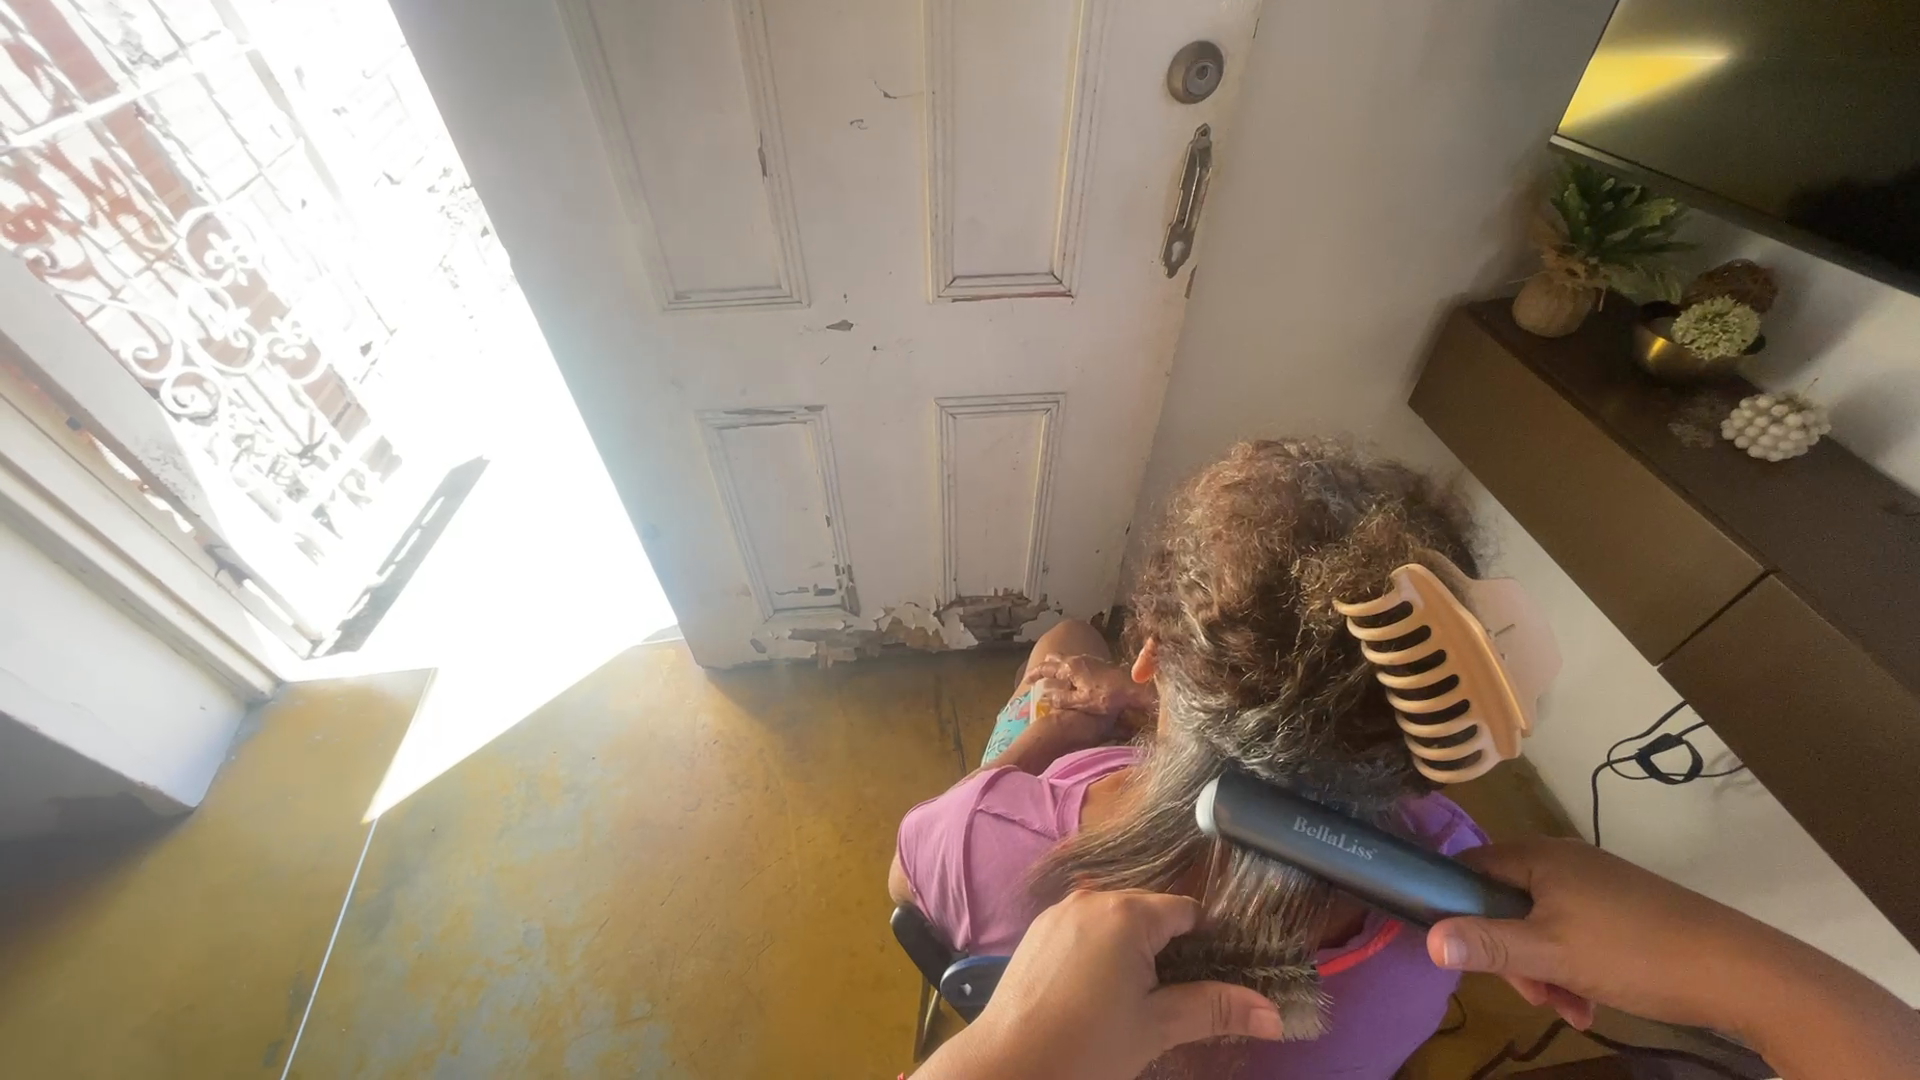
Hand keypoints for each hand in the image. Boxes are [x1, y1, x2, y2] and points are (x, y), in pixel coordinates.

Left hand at [917, 891, 1282, 1079]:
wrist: (1008, 1062)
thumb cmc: (1089, 1044)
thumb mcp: (1157, 1027)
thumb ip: (1214, 1009)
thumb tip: (1275, 1015)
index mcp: (1127, 913)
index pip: (1186, 911)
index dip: (1209, 941)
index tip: (1219, 976)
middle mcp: (1094, 897)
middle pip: (1150, 912)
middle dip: (1171, 947)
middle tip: (1179, 995)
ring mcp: (1061, 909)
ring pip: (1115, 919)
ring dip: (1135, 948)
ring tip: (1139, 996)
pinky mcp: (1039, 928)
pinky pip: (1085, 926)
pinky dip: (1101, 948)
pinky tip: (1097, 989)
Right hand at [1023, 654, 1153, 717]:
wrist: (1134, 689)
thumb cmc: (1107, 697)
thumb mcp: (1081, 702)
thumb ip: (1061, 698)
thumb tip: (1044, 695)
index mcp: (1070, 668)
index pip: (1045, 668)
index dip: (1034, 674)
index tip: (1026, 682)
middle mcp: (1077, 659)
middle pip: (1054, 658)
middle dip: (1044, 666)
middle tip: (1039, 678)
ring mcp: (1088, 659)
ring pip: (1065, 659)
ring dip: (1056, 668)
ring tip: (1054, 680)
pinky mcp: (1097, 663)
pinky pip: (1075, 662)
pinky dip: (1067, 669)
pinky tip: (1073, 681)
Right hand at [1426, 839, 1791, 1031]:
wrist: (1752, 975)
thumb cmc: (1636, 954)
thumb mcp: (1552, 956)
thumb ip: (1487, 946)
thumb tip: (1428, 941)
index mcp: (1537, 856)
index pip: (1469, 867)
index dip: (1457, 905)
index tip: (1468, 949)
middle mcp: (1563, 859)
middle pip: (1507, 900)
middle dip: (1512, 951)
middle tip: (1533, 994)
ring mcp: (1599, 880)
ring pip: (1544, 920)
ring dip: (1545, 965)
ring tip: (1571, 1007)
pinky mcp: (1628, 904)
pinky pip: (1577, 926)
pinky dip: (1576, 961)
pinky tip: (1594, 998)